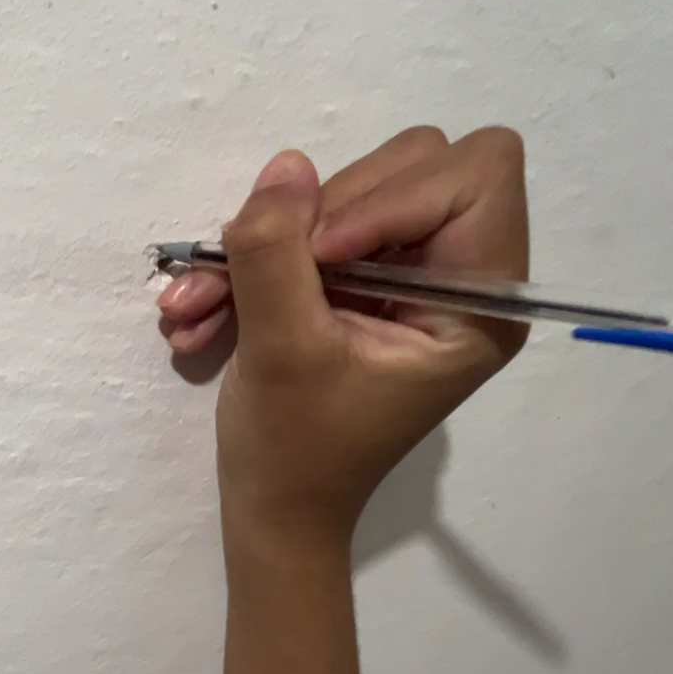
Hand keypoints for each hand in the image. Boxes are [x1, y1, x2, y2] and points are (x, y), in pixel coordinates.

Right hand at [157, 126, 529, 547]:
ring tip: (196, 306)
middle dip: (312, 220)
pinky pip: (308, 237)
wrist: (272, 506)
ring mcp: (402, 280)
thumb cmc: (293, 449)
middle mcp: (454, 279)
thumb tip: (284, 167)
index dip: (386, 199)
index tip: (314, 259)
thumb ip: (276, 254)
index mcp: (477, 303)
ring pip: (347, 198)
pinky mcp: (356, 288)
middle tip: (252, 274)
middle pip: (409, 169)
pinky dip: (249, 268)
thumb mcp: (280, 351)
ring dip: (260, 247)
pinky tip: (201, 315)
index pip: (473, 176)